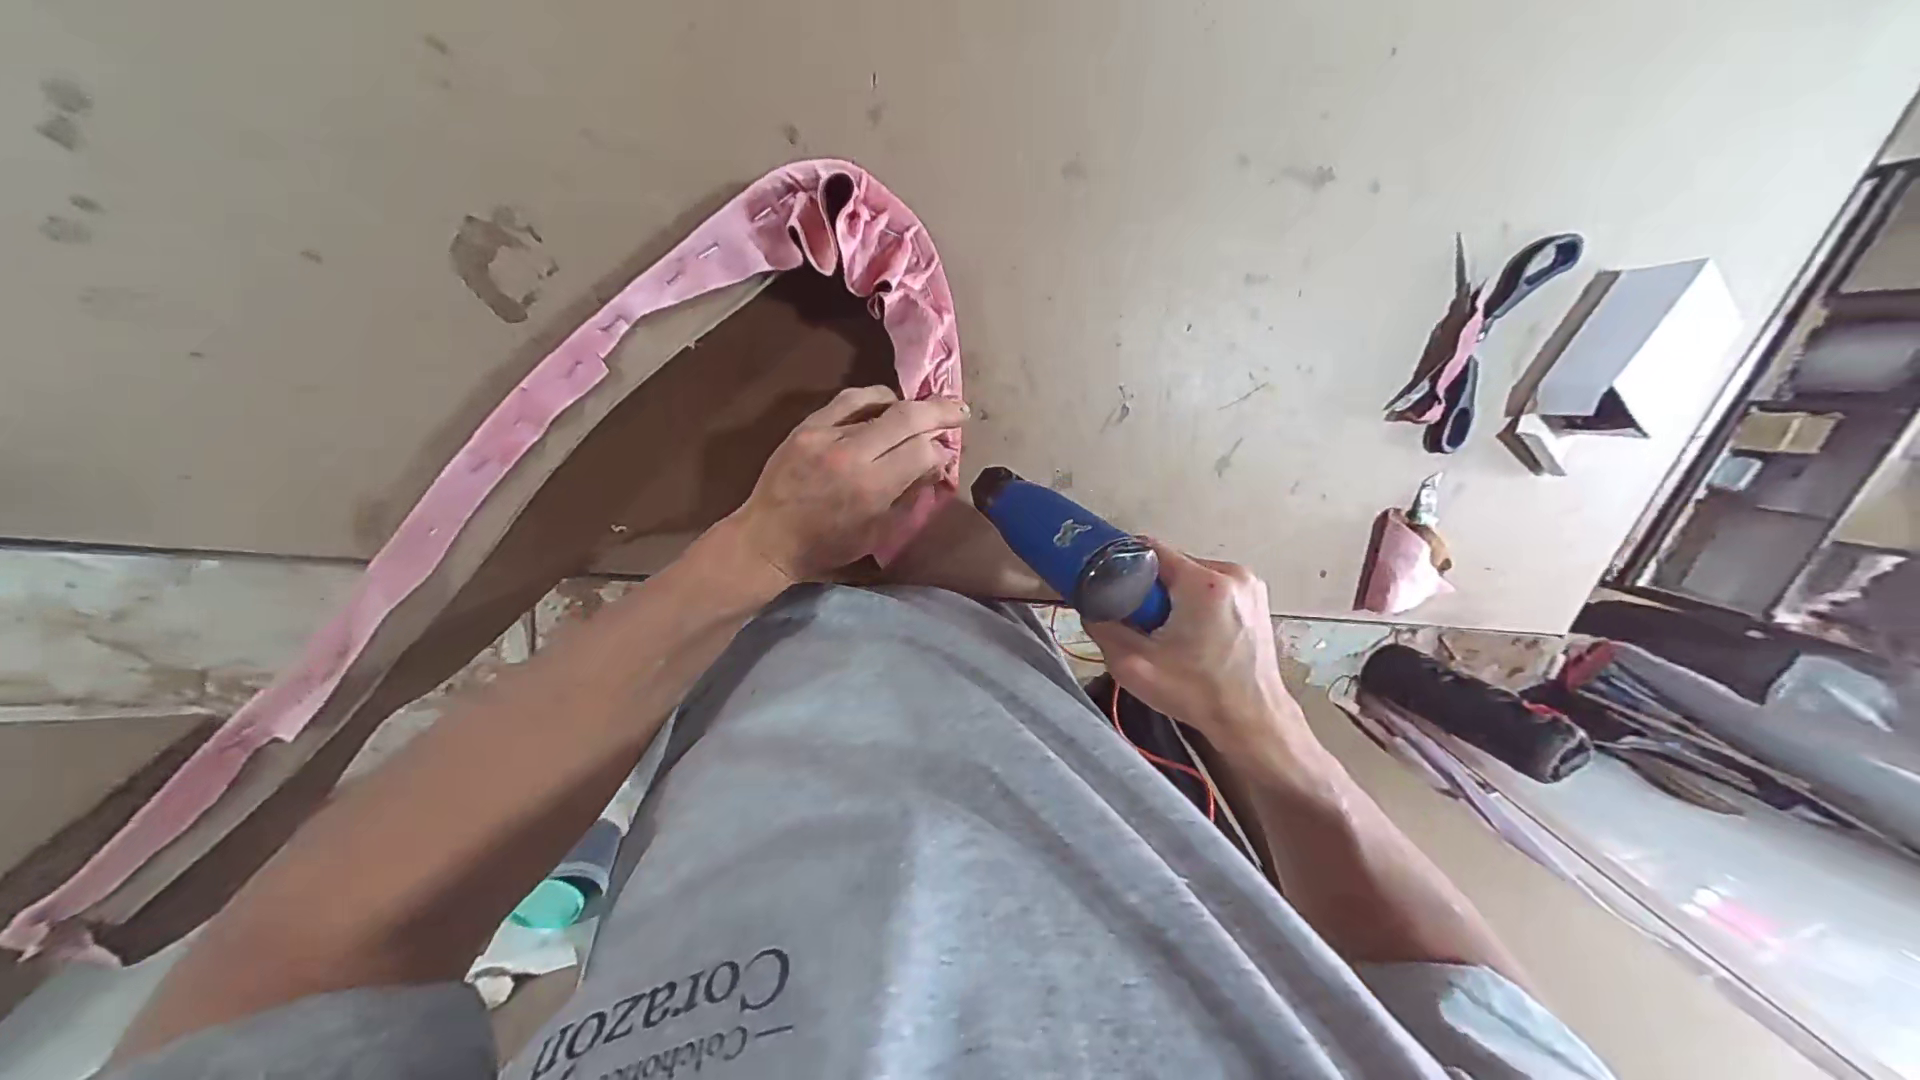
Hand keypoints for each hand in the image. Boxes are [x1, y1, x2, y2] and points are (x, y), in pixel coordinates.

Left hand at [724, 386, 966, 582]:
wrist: (768, 538)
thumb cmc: (827, 546)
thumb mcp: (878, 531)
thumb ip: (910, 494)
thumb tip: (936, 465)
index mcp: (871, 488)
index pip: (922, 451)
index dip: (941, 451)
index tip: (946, 456)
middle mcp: (851, 454)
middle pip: (907, 417)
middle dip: (940, 411)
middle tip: (960, 410)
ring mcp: (825, 435)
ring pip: (880, 402)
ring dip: (908, 404)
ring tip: (922, 410)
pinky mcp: (807, 426)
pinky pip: (848, 399)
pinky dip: (874, 398)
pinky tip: (885, 405)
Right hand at [1083, 542, 1309, 755]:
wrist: (1253, 722)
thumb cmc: (1200, 695)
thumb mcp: (1134, 666)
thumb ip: (1103, 630)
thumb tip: (1088, 608)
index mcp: (1204, 584)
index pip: (1150, 549)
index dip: (1123, 564)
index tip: (1111, 587)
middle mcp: (1233, 575)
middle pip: (1171, 564)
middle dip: (1150, 588)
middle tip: (1143, 624)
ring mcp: (1249, 585)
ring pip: (1190, 575)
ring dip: (1173, 596)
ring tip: (1169, 634)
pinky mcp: (1256, 599)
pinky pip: (1211, 587)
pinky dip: (1194, 603)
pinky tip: (1191, 635)